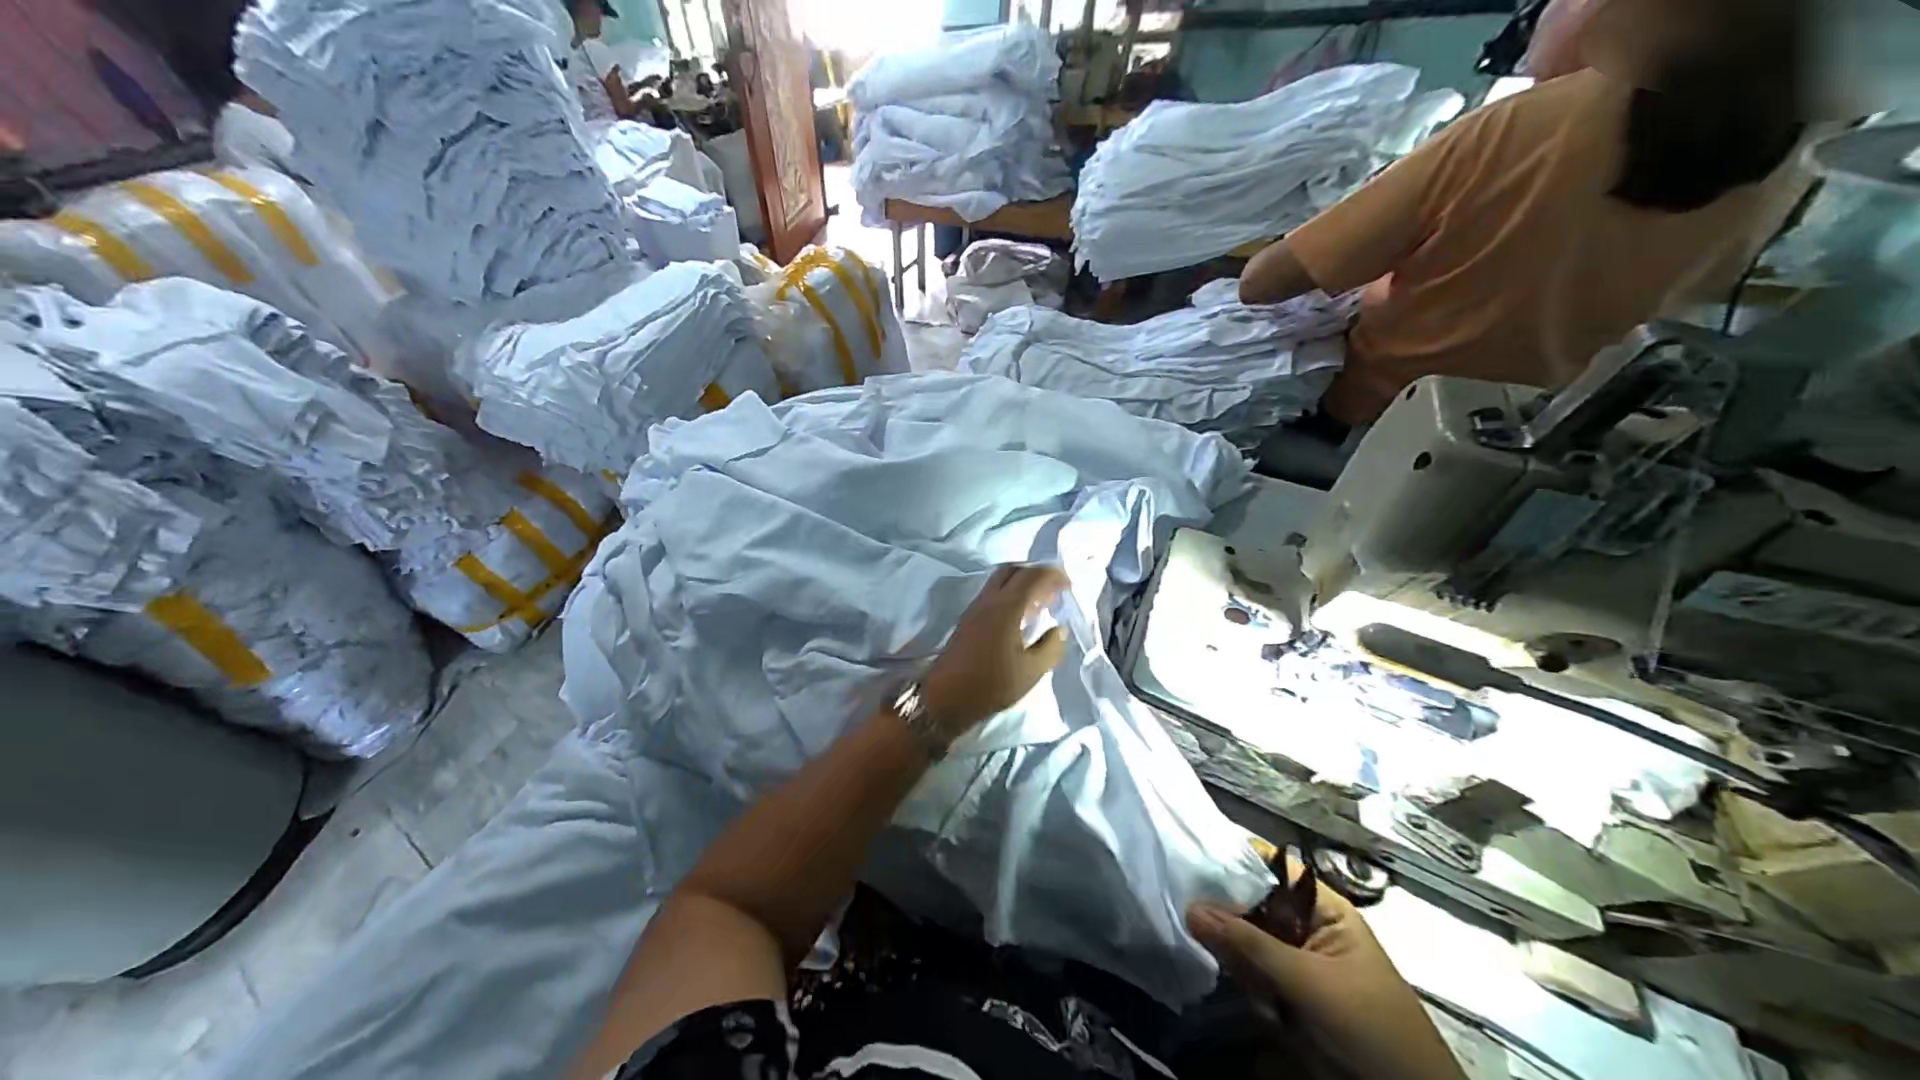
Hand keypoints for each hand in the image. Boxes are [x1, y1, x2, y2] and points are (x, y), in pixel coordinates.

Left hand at [921, 564, 1069, 735]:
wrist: (946, 697)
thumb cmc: (991, 684)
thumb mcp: (1031, 670)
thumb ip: (1051, 647)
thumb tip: (1059, 630)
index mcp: (1006, 606)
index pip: (1033, 576)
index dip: (1053, 575)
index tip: (1069, 586)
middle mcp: (989, 600)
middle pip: (1013, 570)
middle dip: (1036, 574)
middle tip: (1053, 590)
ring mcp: (975, 608)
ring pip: (1000, 581)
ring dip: (1021, 584)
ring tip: (1040, 605)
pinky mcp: (968, 619)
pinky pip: (992, 594)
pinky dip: (1010, 595)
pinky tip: (1020, 617)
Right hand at [1188, 862, 1465, 1079]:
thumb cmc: (1369, 1024)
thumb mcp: (1309, 981)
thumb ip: (1248, 944)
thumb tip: (1190, 907)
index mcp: (1321, 908)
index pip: (1270, 869)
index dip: (1235, 864)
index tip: (1194, 868)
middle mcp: (1304, 927)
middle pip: (1250, 907)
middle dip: (1237, 933)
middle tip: (1240, 958)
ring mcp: (1295, 962)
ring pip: (1245, 946)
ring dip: (1247, 973)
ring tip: (1270, 1003)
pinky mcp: (1287, 995)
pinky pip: (1252, 979)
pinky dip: (1254, 996)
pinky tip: (1272, 1016)